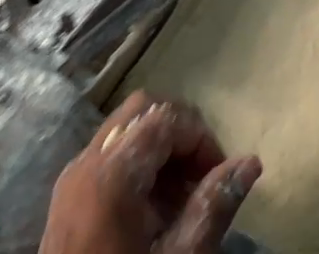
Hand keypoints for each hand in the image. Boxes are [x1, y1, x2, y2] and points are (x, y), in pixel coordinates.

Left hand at [41, 91, 261, 253]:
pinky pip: (109, 153)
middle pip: (142, 110)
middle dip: (181, 134)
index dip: (202, 138)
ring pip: (126, 128)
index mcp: (113, 173)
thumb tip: (250, 163)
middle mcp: (88, 161)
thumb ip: (213, 206)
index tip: (220, 177)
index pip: (166, 117)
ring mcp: (73, 175)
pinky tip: (154, 208)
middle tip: (202, 178)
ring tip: (182, 198)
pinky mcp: (68, 194)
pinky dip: (139, 162)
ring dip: (161, 148)